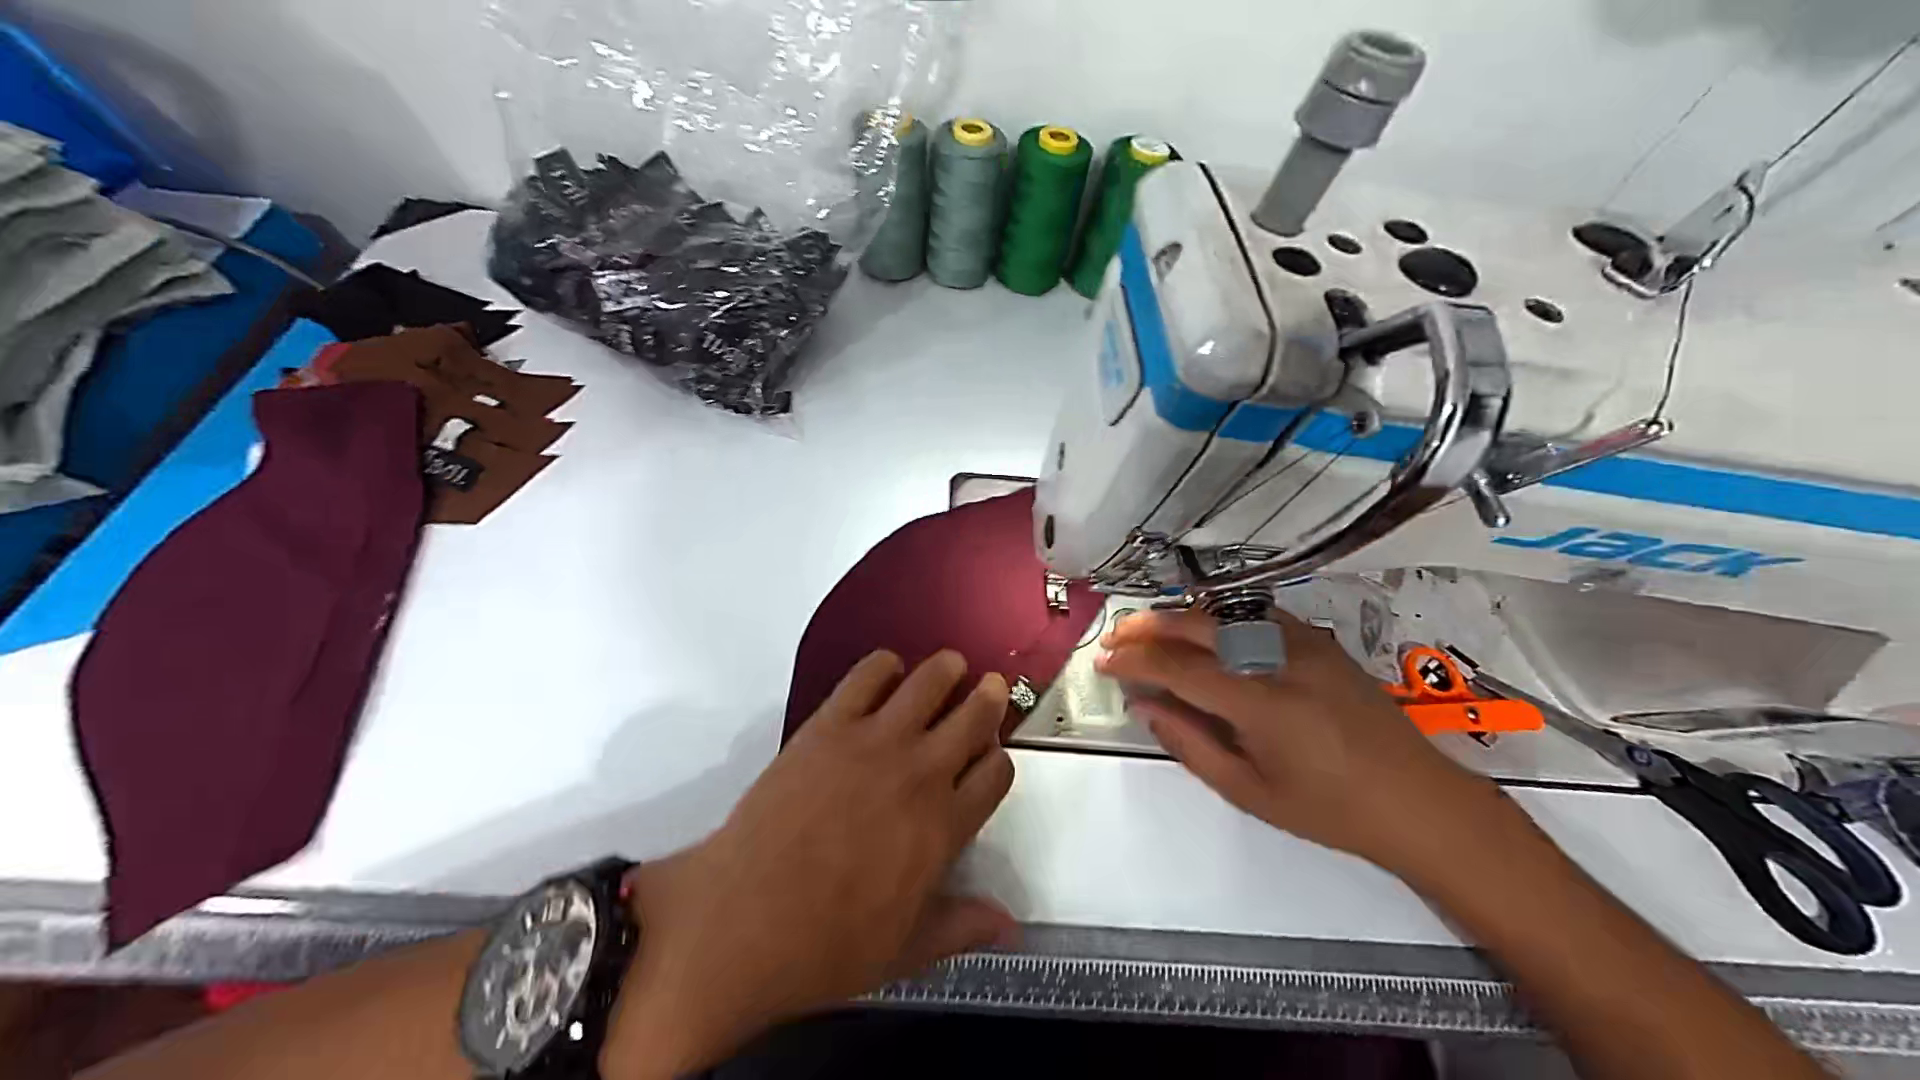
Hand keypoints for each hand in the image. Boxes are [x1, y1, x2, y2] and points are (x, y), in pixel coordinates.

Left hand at [603, 650, 1017, 1076]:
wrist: (742, 920)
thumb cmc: (827, 945)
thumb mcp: (905, 949)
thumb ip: (962, 927)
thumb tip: (1009, 927)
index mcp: (944, 826)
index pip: (996, 774)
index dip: (999, 760)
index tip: (990, 757)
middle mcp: (920, 773)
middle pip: (974, 716)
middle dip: (990, 699)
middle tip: (991, 687)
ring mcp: (874, 741)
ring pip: (930, 683)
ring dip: (947, 669)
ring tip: (950, 666)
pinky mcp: (829, 724)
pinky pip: (868, 674)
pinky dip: (884, 665)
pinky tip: (887, 671)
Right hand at [1096, 608, 1510, 873]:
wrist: (1418, 800)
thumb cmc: (1329, 809)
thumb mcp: (1249, 791)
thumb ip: (1189, 742)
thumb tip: (1144, 705)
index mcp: (1260, 702)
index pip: (1178, 666)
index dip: (1133, 660)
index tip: (1103, 661)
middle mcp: (1278, 659)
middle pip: (1196, 624)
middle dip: (1147, 625)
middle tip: (1115, 636)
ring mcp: (1302, 642)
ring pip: (1224, 612)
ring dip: (1178, 617)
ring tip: (1147, 630)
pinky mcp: (1318, 640)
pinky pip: (1254, 615)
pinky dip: (1217, 617)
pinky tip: (1203, 632)